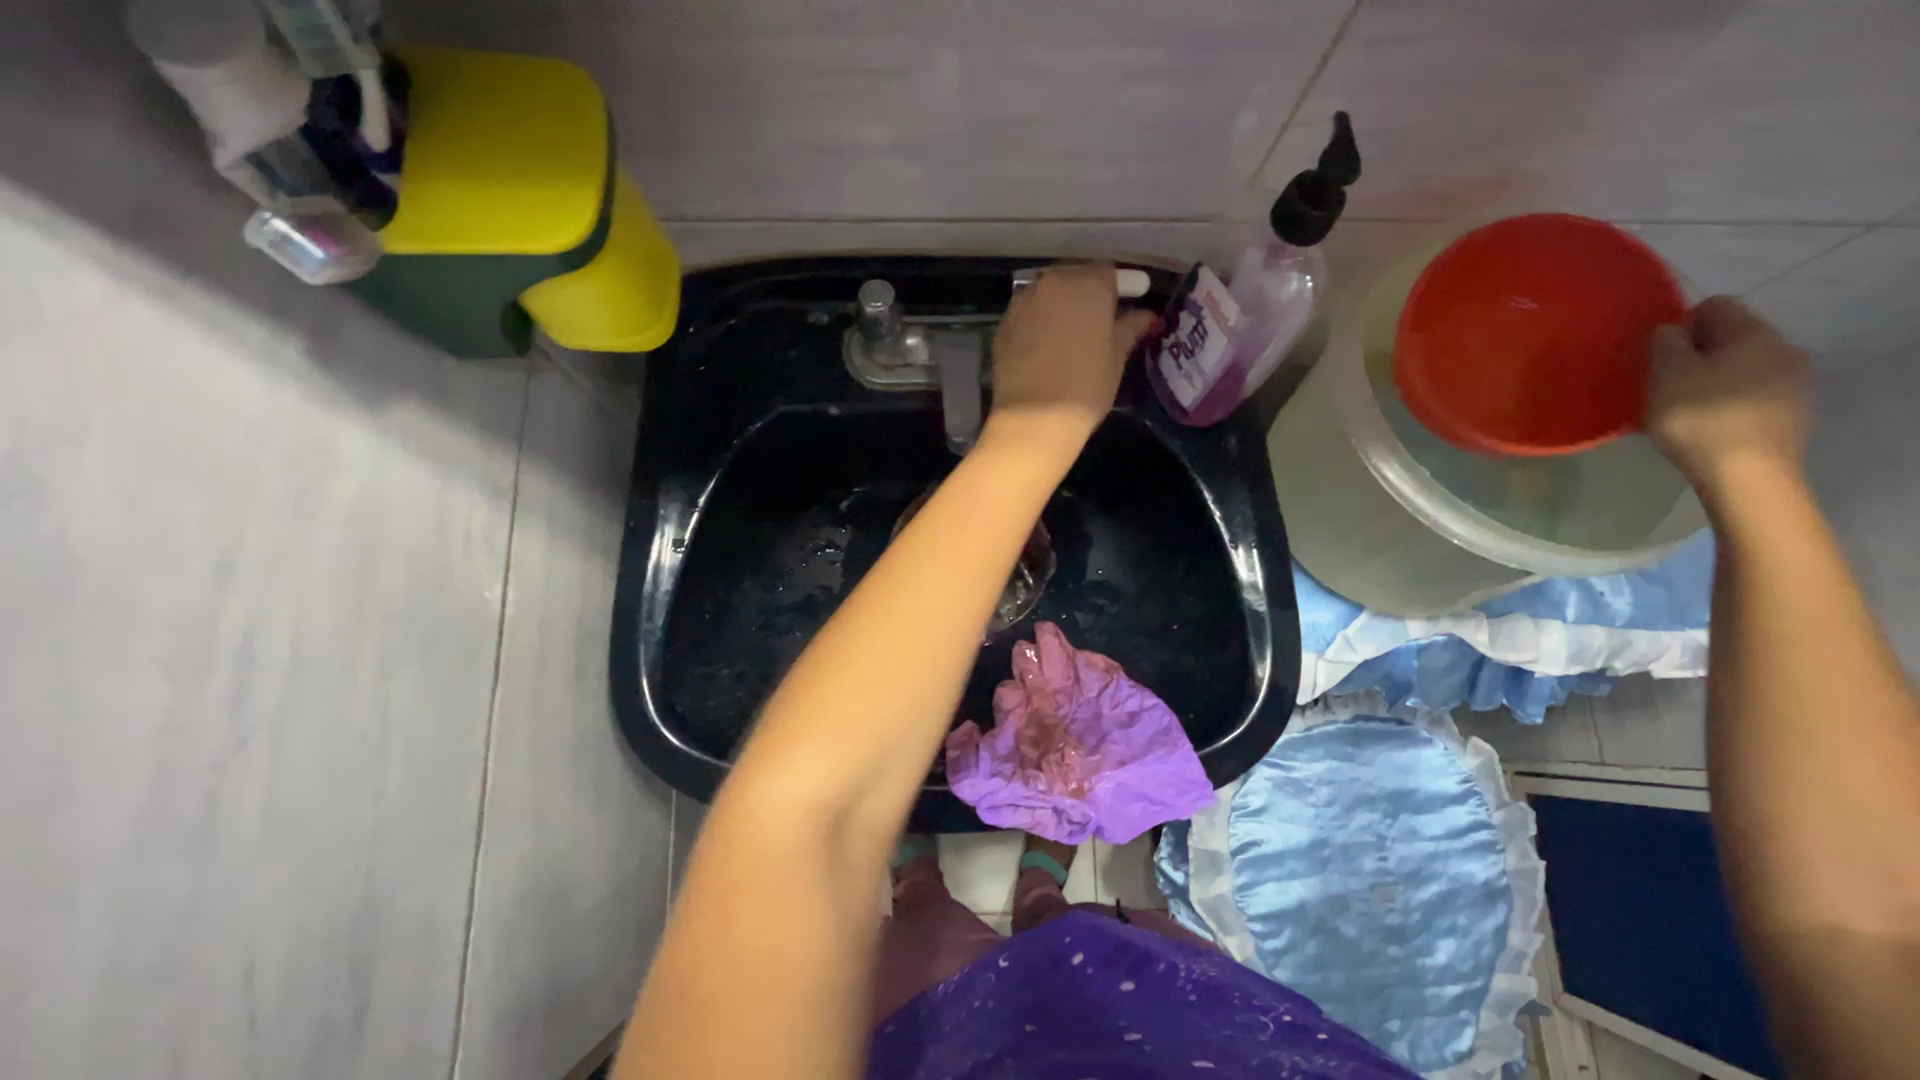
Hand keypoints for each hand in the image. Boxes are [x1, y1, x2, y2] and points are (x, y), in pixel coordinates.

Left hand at [982, 263, 1158, 456]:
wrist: (1033, 419)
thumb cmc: (1086, 385)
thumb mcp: (1116, 357)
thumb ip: (1130, 328)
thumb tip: (1148, 316)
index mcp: (1088, 284)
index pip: (1108, 272)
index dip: (1119, 288)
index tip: (1126, 307)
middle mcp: (1053, 282)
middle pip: (1076, 276)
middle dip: (1088, 293)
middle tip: (1098, 322)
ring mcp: (1024, 300)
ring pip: (1049, 292)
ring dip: (1061, 304)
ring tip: (1071, 334)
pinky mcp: (1004, 322)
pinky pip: (1029, 311)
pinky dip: (1039, 320)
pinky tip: (1045, 346)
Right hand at [1647, 296, 1810, 497]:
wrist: (1749, 476)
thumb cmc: (1701, 418)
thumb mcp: (1668, 375)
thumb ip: (1666, 343)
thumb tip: (1672, 330)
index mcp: (1755, 333)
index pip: (1716, 306)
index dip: (1681, 323)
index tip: (1659, 354)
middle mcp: (1785, 350)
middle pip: (1734, 338)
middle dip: (1700, 354)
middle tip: (1668, 383)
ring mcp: (1796, 384)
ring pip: (1745, 368)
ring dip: (1716, 380)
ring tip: (1687, 408)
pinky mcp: (1794, 415)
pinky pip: (1755, 395)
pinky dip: (1730, 403)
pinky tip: (1711, 427)